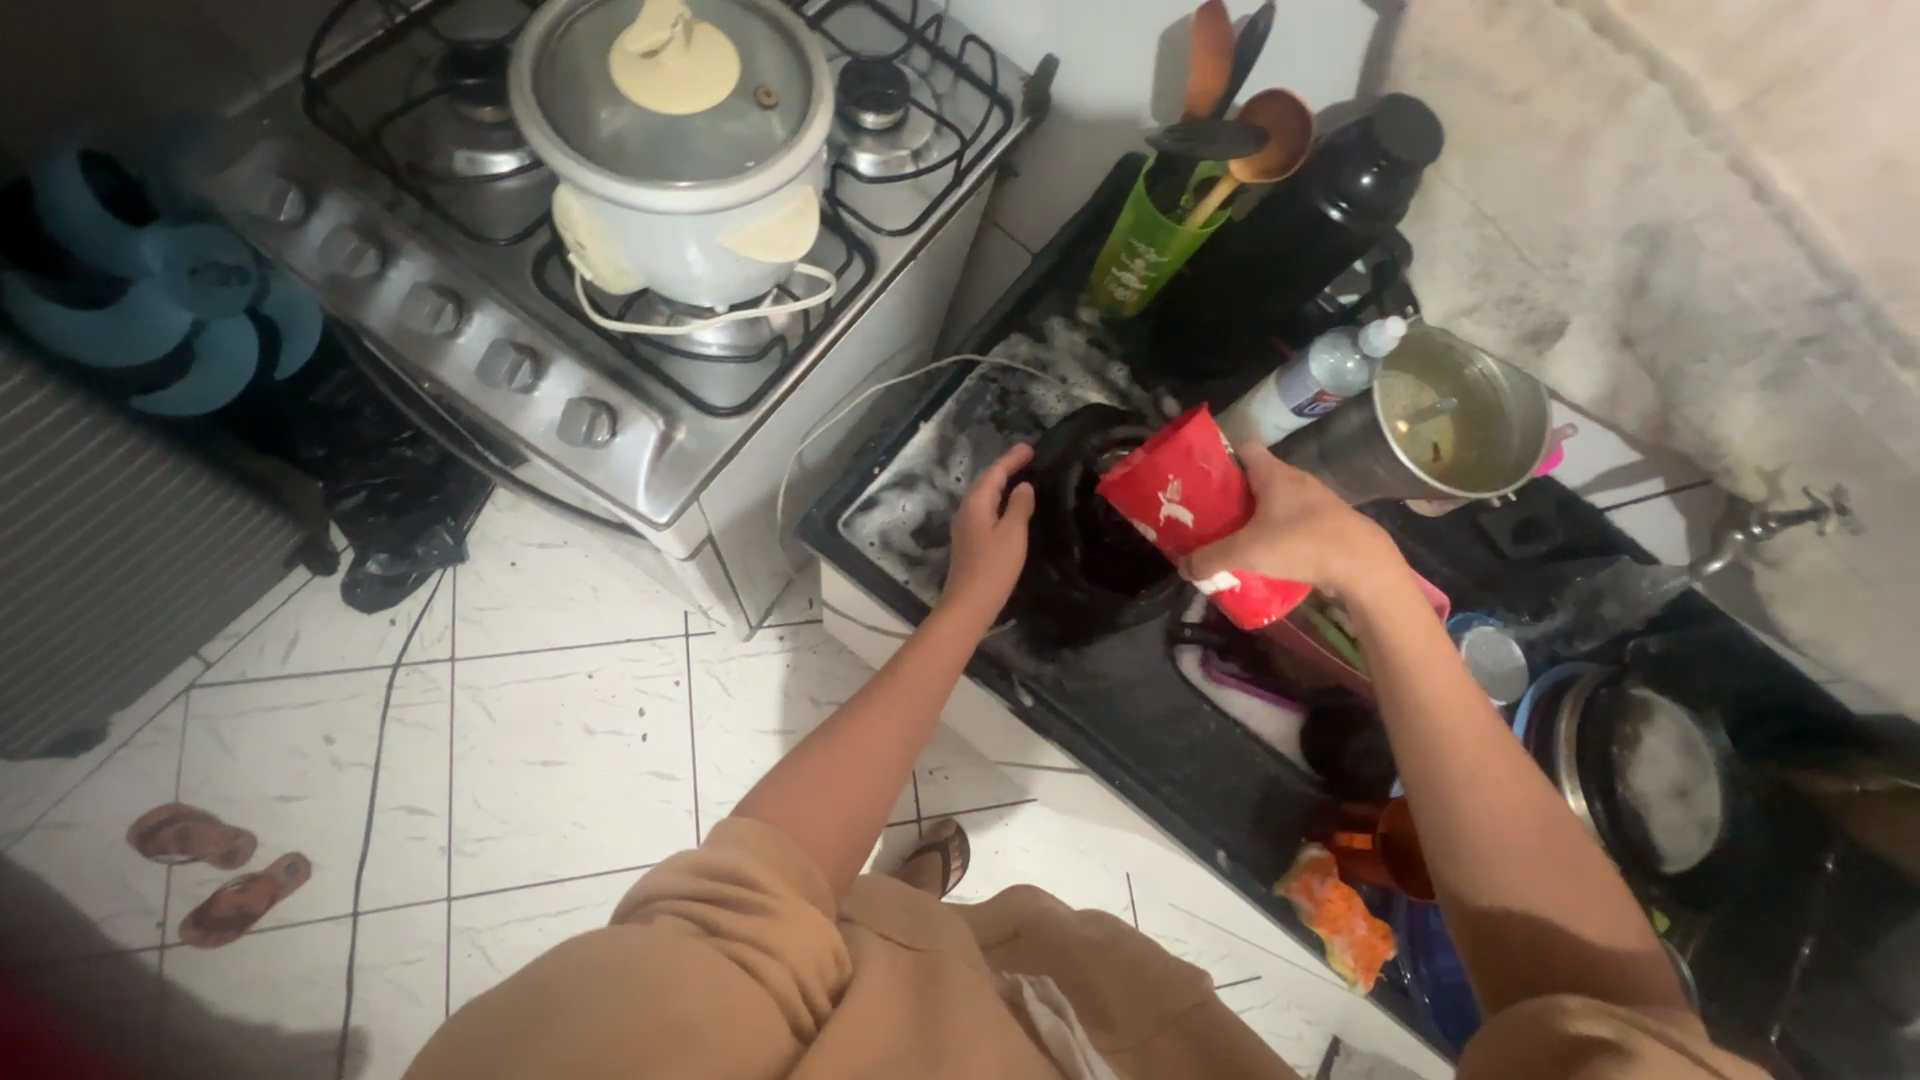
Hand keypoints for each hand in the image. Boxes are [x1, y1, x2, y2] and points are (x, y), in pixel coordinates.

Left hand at [940, 443, 1035, 626]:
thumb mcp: (1013, 534)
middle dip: (1005, 468)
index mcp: (976, 503)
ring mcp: (964, 526)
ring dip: (1001, 484)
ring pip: (984, 496)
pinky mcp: (968, 541)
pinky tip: (1009, 507)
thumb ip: (1019, 506)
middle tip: (1027, 458)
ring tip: (1020, 477)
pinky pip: (984, 510)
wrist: (969, 604)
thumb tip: (1023, 486)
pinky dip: (998, 501)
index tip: (1029, 448)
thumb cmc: (994, 568)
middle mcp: (966, 510)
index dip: (1012, 459)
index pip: (994, 472)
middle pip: (986, 482)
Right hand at [1185, 441, 1406, 599]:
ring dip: (1255, 514)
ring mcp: (1316, 501)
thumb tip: (1182, 568)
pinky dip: (1277, 531)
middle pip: (1256, 477)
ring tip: (1233, 534)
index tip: (1201, 474)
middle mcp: (1295, 479)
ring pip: (1276, 500)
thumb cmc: (1301, 543)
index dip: (1221, 455)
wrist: (1363, 565)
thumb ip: (1210, 559)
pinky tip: (1266, 552)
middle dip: (1232, 493)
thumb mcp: (1246, 553)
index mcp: (1273, 473)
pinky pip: (1293, 520)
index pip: (1243, 447)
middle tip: (1208, 512)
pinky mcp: (1328, 522)